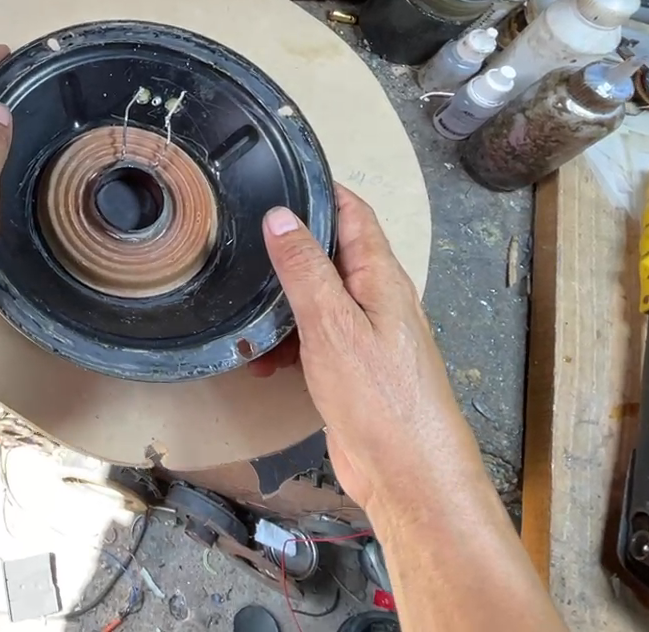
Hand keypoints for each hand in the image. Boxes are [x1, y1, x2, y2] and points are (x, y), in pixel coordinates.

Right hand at [262, 186, 489, 530]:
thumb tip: (280, 215)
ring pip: (312, 297)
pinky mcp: (348, 367)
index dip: (319, 187)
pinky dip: (284, 341)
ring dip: (278, 301)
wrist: (408, 478)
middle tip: (240, 234)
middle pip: (327, 252)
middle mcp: (374, 298)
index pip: (353, 211)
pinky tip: (260, 360)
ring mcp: (362, 333)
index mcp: (379, 277)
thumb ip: (305, 267)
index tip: (278, 170)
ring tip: (241, 306)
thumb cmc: (381, 397)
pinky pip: (309, 337)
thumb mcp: (333, 323)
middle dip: (286, 244)